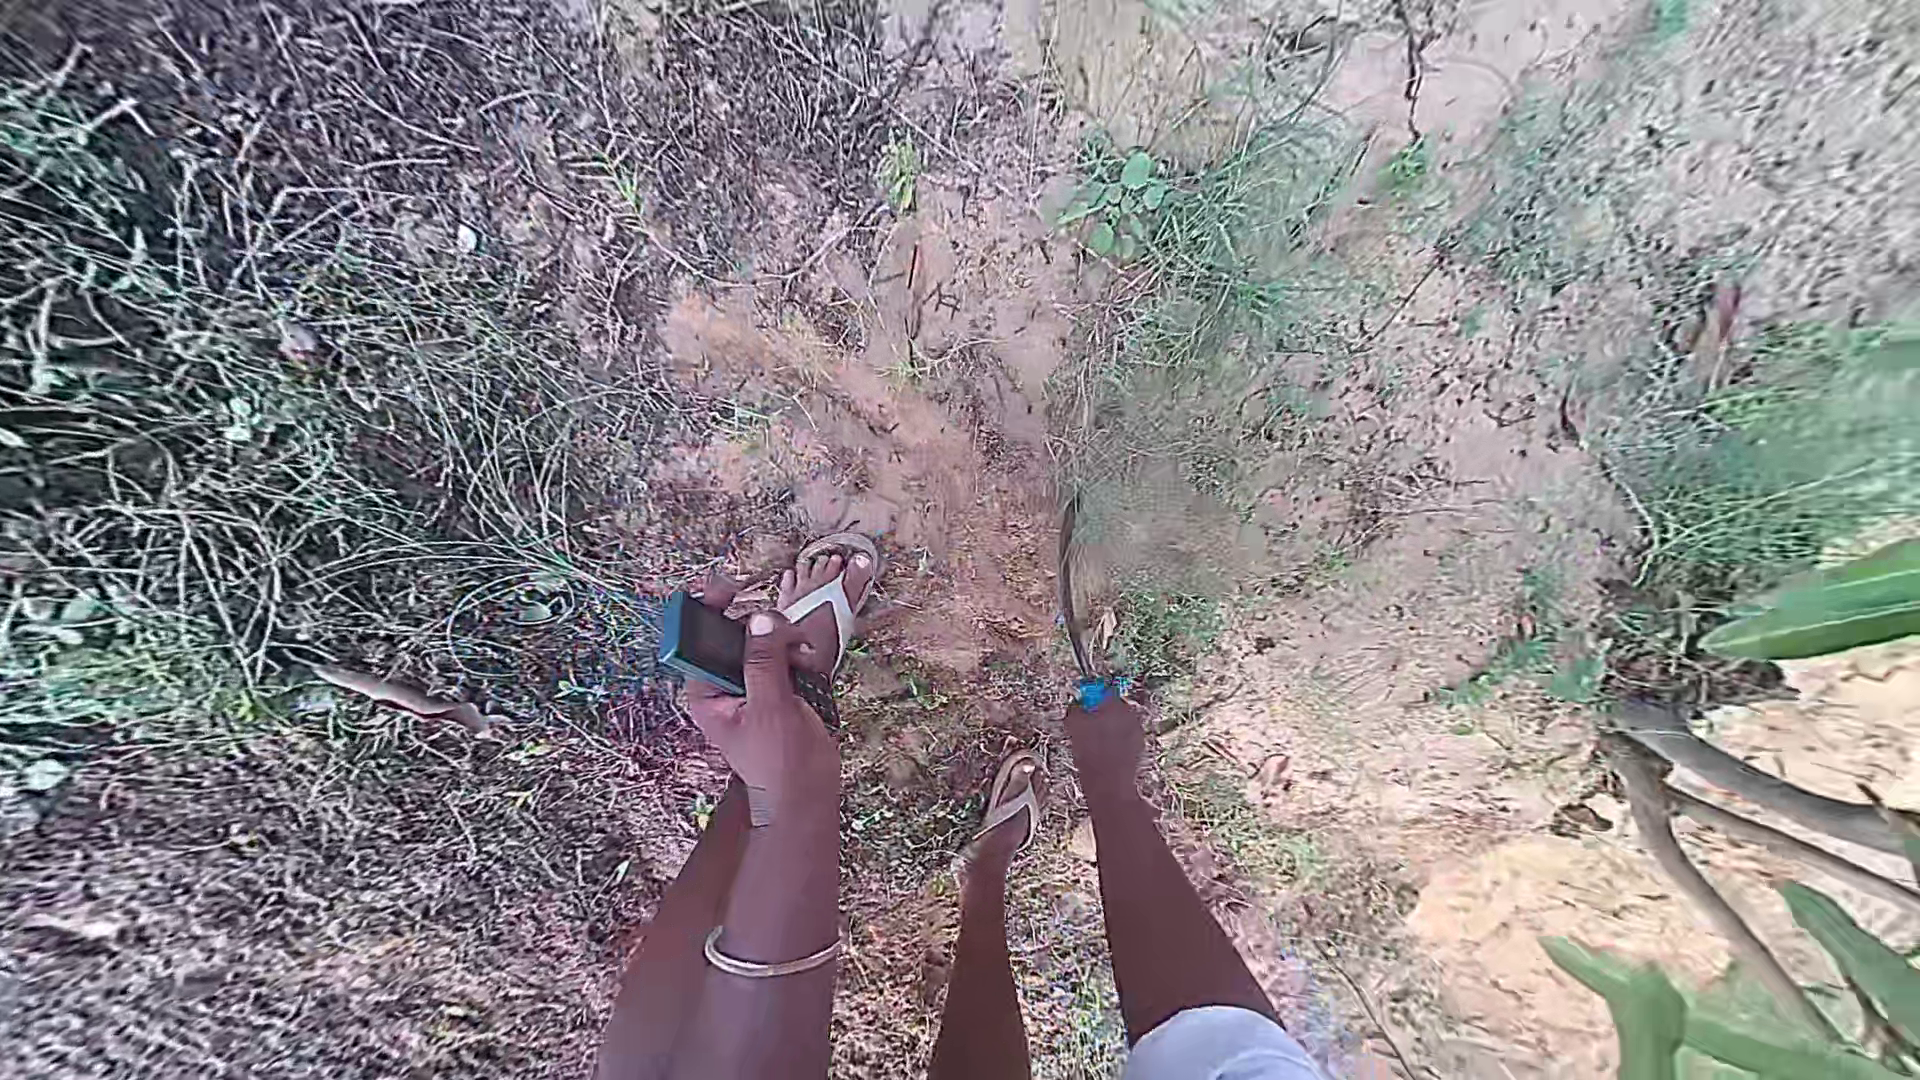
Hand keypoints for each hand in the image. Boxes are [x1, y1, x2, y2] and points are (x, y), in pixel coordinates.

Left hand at [683, 574, 839, 812]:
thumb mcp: (768, 708)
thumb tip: (760, 619)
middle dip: (767, 629)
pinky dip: (800, 651)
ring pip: (767, 637)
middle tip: (789, 639)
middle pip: (740, 631)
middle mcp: (726, 681)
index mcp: (706, 690)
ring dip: (789, 641)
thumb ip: (763, 661)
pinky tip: (808, 667)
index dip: (710, 609)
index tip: (732, 587)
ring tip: (803, 662)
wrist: (808, 790)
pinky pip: (787, 650)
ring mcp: (754, 681)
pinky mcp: (779, 683)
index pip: (697, 639)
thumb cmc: (778, 761)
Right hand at [1064, 693, 1145, 802]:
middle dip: (1101, 710)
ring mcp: (1136, 729)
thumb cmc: (1091, 752)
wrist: (1108, 782)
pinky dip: (1117, 738)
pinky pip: (1126, 735)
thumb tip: (1076, 705)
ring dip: (1110, 724)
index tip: (1083, 701)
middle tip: (1087, 720)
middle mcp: (1129, 713)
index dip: (1091, 695)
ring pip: (1120, 720)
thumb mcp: (1073, 724)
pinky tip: (1104, 749)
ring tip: (1094, 737)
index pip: (1103, 690)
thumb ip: (1075, 708)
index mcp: (1113, 703)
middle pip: (1114, 704)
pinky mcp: (1139, 745)